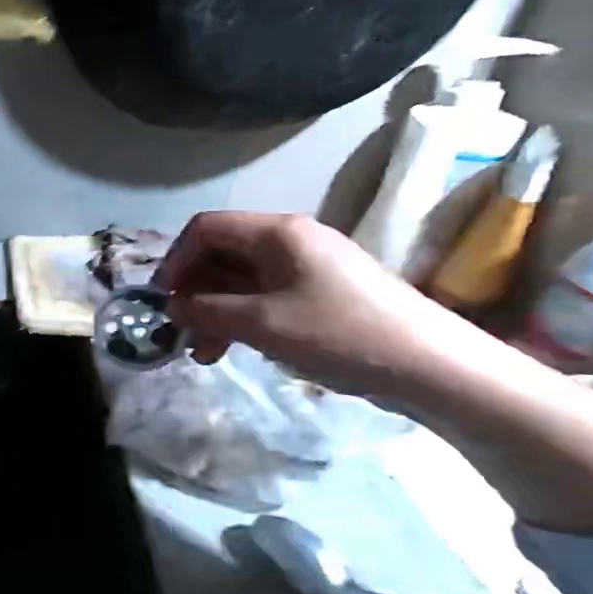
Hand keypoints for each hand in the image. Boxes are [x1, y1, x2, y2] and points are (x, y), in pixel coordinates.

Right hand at [152, 211, 441, 388]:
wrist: (429, 365)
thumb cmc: (340, 334)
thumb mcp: (265, 325)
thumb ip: (210, 312)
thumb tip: (174, 308)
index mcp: (277, 231)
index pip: (208, 228)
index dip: (177, 260)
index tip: (163, 301)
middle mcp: (291, 238)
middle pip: (226, 252)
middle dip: (197, 290)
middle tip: (181, 334)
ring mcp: (310, 265)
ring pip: (246, 278)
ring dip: (219, 310)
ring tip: (205, 353)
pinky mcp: (324, 291)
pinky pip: (270, 295)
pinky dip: (246, 318)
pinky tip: (238, 348)